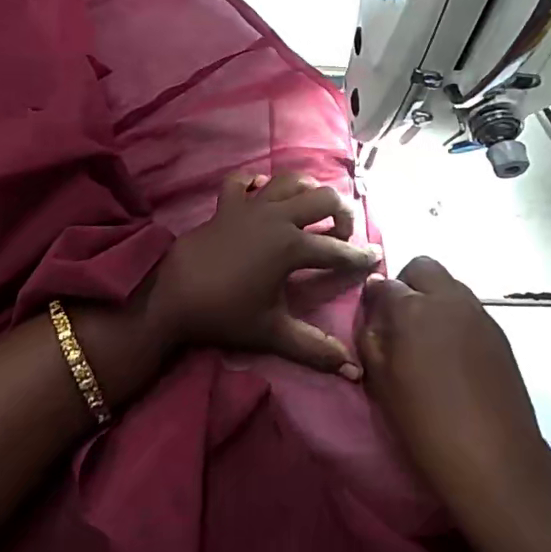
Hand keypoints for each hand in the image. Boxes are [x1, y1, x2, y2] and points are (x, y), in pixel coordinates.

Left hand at [141, 173, 379, 378]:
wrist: (174, 296)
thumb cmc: (226, 313)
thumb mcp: (273, 332)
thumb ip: (314, 348)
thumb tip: (353, 370)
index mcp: (292, 246)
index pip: (337, 250)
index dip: (360, 256)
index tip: (377, 257)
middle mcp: (276, 218)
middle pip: (322, 198)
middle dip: (342, 212)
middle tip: (343, 233)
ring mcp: (250, 207)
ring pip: (288, 181)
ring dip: (306, 189)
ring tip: (312, 208)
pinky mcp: (226, 206)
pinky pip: (242, 181)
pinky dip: (255, 183)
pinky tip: (261, 193)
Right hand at [358, 257, 546, 496]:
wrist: (496, 461)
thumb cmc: (425, 424)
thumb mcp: (381, 381)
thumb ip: (371, 337)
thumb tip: (373, 311)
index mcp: (412, 309)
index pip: (384, 284)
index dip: (375, 298)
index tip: (373, 318)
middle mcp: (447, 299)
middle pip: (422, 268)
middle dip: (407, 284)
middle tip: (400, 320)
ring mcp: (479, 314)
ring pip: (449, 285)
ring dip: (433, 299)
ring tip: (428, 340)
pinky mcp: (499, 333)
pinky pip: (469, 309)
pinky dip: (455, 318)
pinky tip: (453, 355)